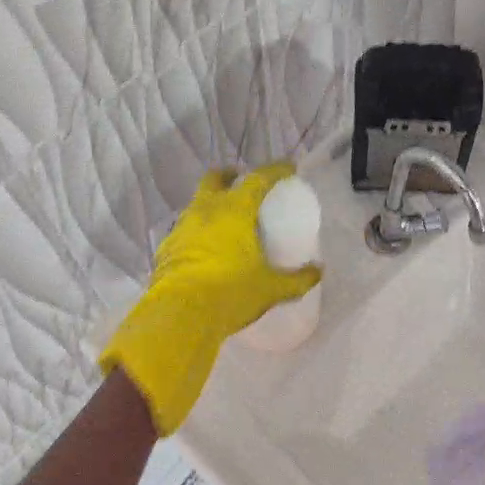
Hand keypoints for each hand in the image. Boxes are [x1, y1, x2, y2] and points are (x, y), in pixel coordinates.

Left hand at [99, 163, 321, 434]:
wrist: (181, 314)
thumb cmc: (231, 293)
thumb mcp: (271, 289)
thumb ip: (297, 280)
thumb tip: (317, 272)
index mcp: (234, 211)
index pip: (258, 179)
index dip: (276, 171)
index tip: (289, 169)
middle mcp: (205, 210)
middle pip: (215, 178)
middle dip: (230, 176)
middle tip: (242, 182)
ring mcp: (182, 228)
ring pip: (196, 204)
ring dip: (210, 205)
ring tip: (224, 221)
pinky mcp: (166, 249)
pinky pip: (185, 232)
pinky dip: (198, 233)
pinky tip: (205, 250)